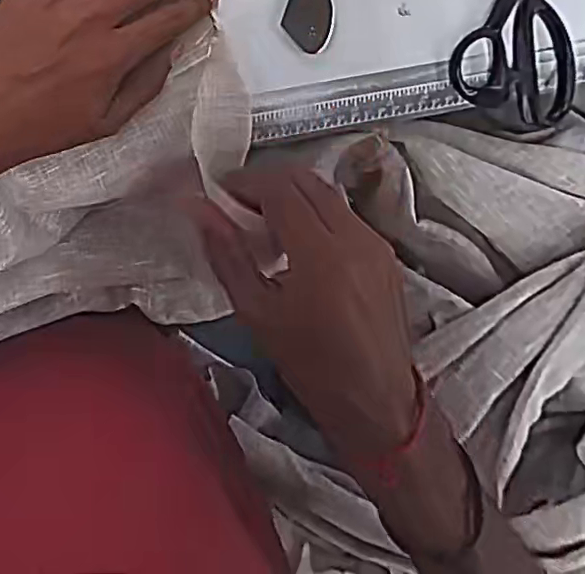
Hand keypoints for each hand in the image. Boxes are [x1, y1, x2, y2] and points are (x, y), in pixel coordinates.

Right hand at [191, 163, 420, 458]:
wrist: (380, 406)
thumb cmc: (312, 365)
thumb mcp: (256, 311)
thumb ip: (226, 252)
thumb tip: (199, 209)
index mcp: (322, 254)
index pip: (279, 189)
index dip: (244, 182)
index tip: (218, 192)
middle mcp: (354, 237)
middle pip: (303, 179)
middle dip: (265, 182)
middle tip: (236, 203)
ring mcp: (375, 242)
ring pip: (324, 191)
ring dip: (289, 194)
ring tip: (262, 222)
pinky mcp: (385, 252)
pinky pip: (341, 211)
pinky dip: (313, 210)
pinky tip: (295, 240)